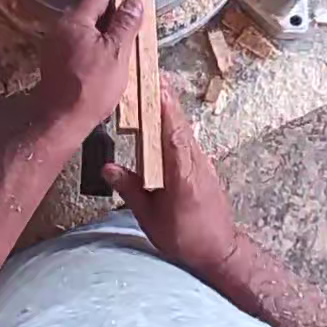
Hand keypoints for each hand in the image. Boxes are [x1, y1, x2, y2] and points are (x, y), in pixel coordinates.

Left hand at [33, 0, 144, 132]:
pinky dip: (94, 43)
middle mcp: (60, 28)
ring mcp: (55, 45)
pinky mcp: (55, 61)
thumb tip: (134, 1)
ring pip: (85, 28)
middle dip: (112, 8)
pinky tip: (108, 54)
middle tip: (134, 9)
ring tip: (126, 34)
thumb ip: (125, 24)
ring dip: (104, 28)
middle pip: (91, 9)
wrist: (62, 120)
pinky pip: (79, 43)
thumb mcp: (117, 53)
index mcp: (75, 20)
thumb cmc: (91, 87)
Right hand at [103, 82, 242, 273]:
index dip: (165, 109)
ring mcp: (202, 164)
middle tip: (151, 74)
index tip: (155, 87)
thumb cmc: (183, 238)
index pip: (172, 136)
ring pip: (184, 130)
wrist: (219, 251)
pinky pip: (187, 139)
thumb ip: (130, 189)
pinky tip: (166, 116)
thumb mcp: (150, 217)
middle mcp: (195, 164)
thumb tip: (108, 167)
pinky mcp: (202, 167)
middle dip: (166, 98)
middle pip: (179, 124)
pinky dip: (175, 123)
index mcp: (181, 176)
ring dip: (171, 108)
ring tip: (156, 87)